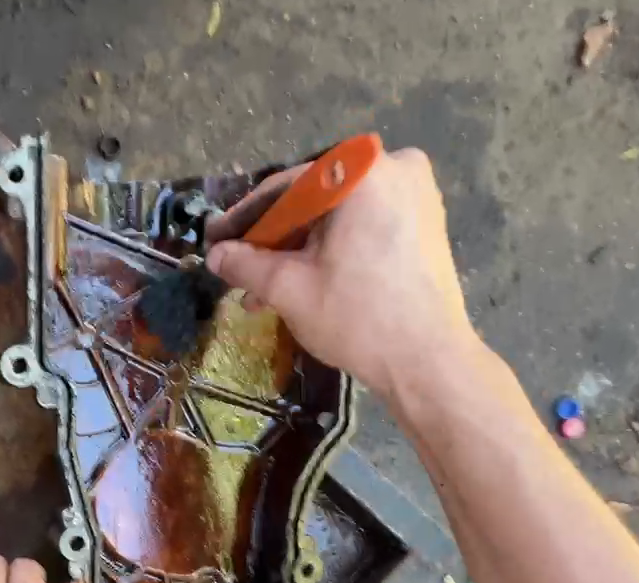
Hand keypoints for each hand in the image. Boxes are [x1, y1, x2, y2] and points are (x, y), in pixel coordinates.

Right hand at [206, 148, 484, 403]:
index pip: (286, 187)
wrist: (424, 358)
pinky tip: (299, 283)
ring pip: (333, 217)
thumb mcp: (287, 288)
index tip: (214, 240)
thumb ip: (246, 264)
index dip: (243, 218)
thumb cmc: (355, 317)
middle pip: (311, 200)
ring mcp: (414, 194)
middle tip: (236, 268)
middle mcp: (394, 169)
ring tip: (260, 291)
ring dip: (294, 251)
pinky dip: (326, 250)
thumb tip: (215, 255)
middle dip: (270, 239)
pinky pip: (358, 227)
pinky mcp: (421, 222)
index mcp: (361, 174)